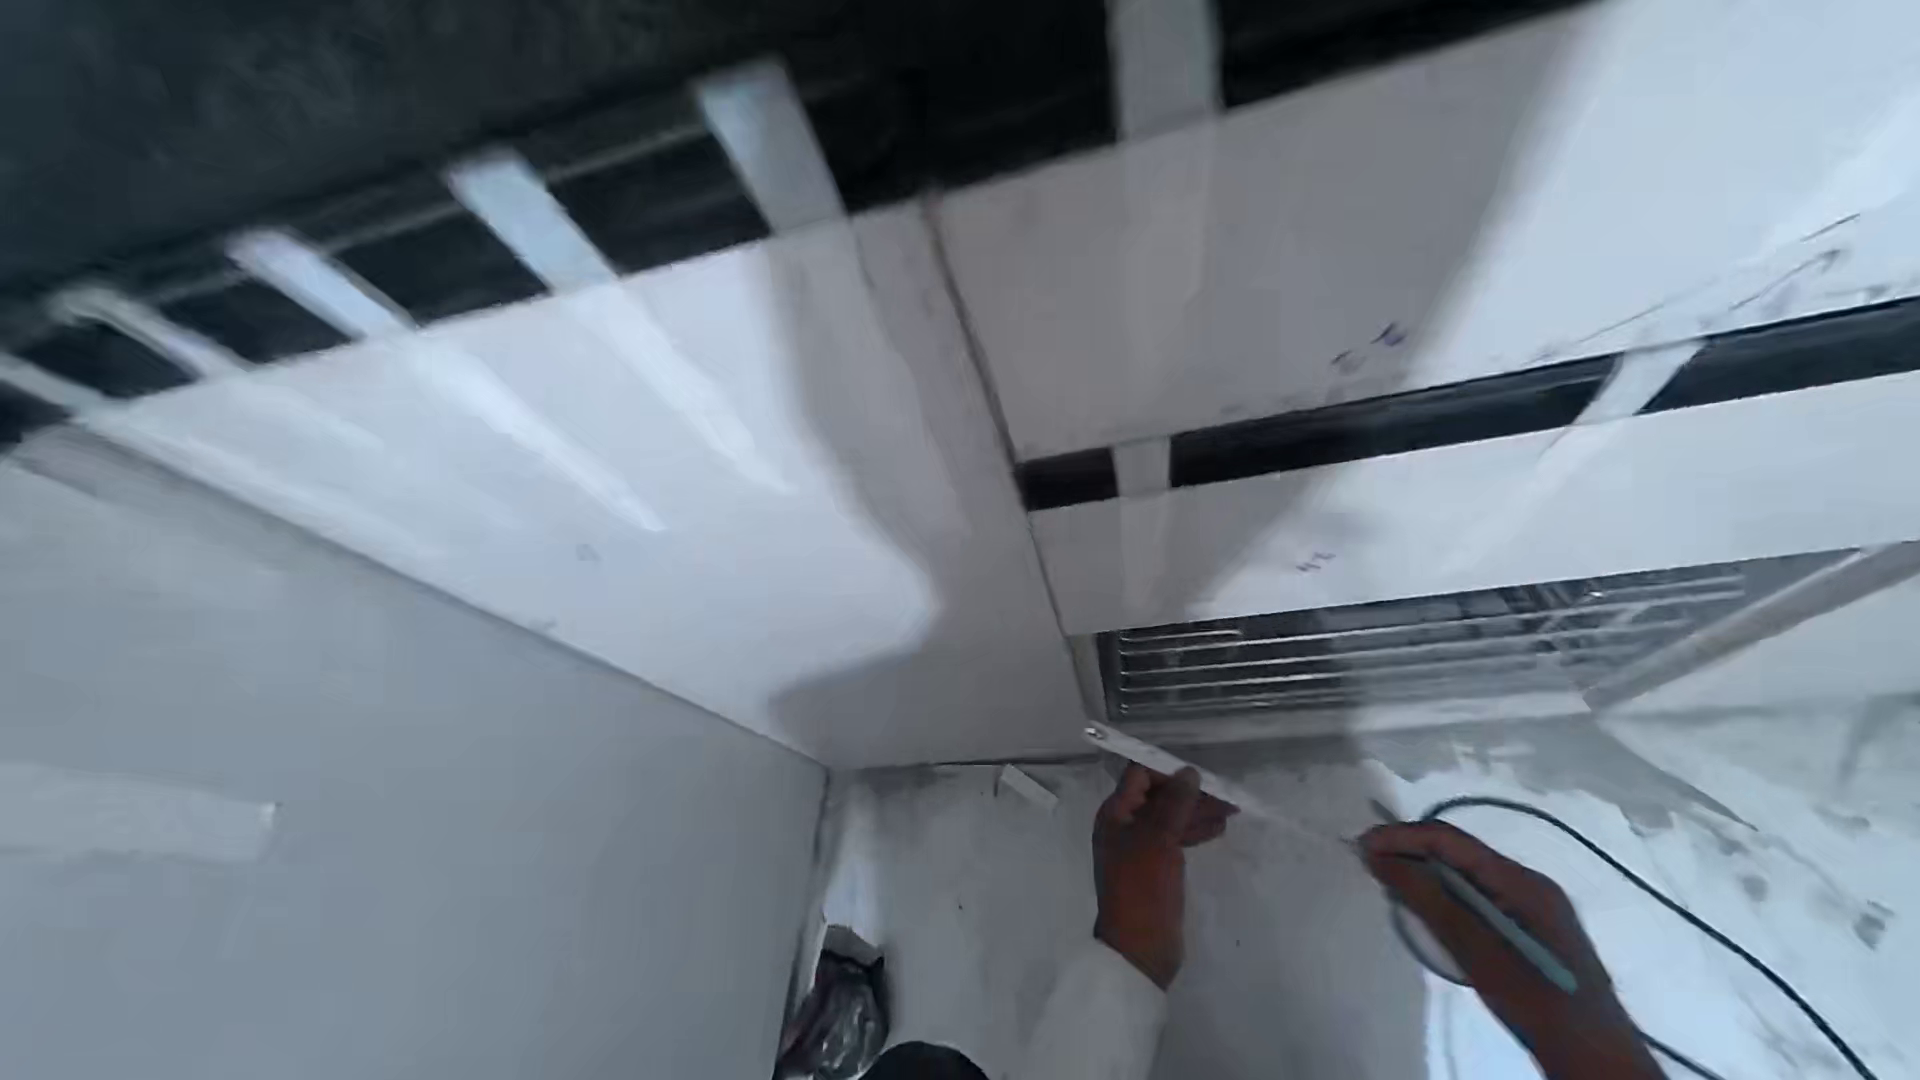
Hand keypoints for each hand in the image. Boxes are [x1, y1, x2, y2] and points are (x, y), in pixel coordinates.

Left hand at [1092, 764, 1236, 987]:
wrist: (1140, 948)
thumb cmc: (1143, 887)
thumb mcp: (1158, 840)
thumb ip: (1173, 804)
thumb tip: (1189, 772)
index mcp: (1115, 813)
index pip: (1139, 777)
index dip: (1167, 773)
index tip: (1199, 777)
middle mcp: (1124, 824)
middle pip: (1158, 797)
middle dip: (1189, 794)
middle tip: (1224, 796)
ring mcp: (1140, 846)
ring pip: (1170, 817)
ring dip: (1196, 812)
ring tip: (1230, 811)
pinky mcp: (1156, 865)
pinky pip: (1175, 838)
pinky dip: (1193, 831)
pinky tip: (1217, 828)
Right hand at [1360, 822, 1661, 1079]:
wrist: (1597, 1065)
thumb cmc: (1536, 1002)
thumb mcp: (1473, 947)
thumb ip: (1424, 896)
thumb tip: (1375, 854)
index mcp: (1522, 881)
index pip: (1448, 839)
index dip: (1401, 836)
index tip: (1362, 847)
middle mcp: (1528, 883)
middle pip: (1455, 851)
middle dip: (1408, 852)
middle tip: (1370, 865)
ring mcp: (1530, 906)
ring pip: (1461, 873)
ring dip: (1423, 874)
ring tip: (1390, 885)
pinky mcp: (1525, 927)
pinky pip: (1472, 894)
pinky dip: (1441, 894)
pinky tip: (1424, 910)